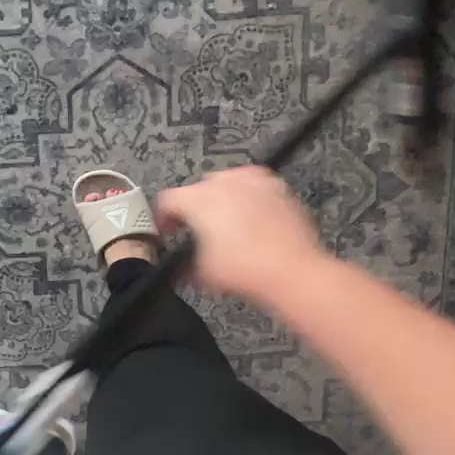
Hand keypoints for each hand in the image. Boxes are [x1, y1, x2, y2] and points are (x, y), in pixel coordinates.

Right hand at [156, 166, 329, 303]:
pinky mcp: (276, 188)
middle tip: (196, 230)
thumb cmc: (246, 269)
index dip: (163, 218)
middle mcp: (223, 183)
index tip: (168, 232)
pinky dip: (247, 196)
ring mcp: (252, 182)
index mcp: (197, 199)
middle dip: (193, 207)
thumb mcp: (201, 272)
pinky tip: (250, 215)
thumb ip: (185, 262)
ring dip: (220, 199)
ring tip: (224, 222)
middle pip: (196, 188)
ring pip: (226, 182)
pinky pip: (253, 185)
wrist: (291, 272)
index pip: (167, 200)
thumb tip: (183, 266)